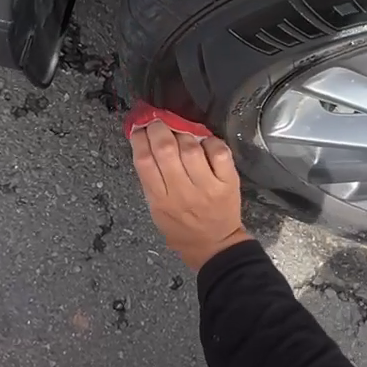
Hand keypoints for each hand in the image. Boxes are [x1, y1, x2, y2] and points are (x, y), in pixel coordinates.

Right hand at [129, 119, 252, 270]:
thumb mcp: (156, 209)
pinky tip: (204, 142)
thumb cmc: (181, 227)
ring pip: (191, 148)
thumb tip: (144, 142)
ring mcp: (206, 187)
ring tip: (180, 131)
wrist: (214, 245)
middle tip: (157, 121)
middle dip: (158, 128)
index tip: (139, 128)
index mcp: (160, 199)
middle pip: (166, 149)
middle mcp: (182, 192)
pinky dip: (210, 141)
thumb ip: (151, 179)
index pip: (144, 161)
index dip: (139, 138)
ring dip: (183, 133)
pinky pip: (219, 153)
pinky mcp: (228, 182)